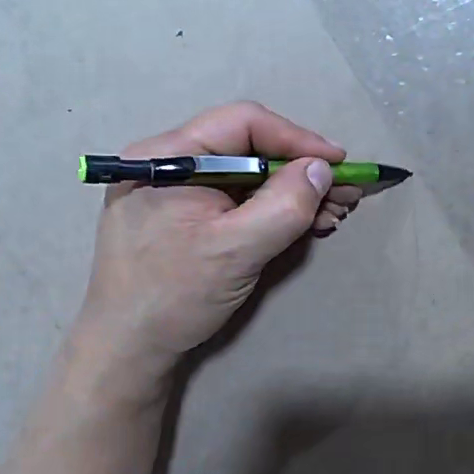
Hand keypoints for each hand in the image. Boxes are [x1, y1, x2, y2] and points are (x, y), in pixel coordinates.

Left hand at [73, 102, 363, 371]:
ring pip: (246, 177)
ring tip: (333, 214)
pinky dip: (272, 211)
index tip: (339, 164)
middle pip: (248, 149)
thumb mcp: (236, 251)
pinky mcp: (186, 219)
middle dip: (300, 172)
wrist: (128, 348)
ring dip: (292, 194)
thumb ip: (283, 206)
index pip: (243, 124)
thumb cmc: (174, 296)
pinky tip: (305, 223)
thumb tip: (321, 169)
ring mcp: (177, 192)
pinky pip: (236, 201)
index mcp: (168, 156)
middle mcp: (170, 164)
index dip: (297, 139)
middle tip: (345, 194)